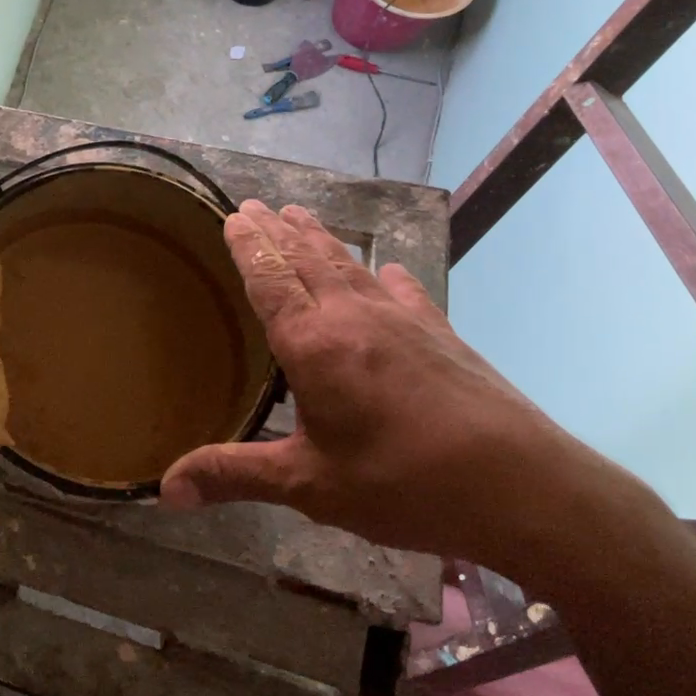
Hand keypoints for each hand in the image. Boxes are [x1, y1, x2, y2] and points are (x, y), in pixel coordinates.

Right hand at [160, 200, 639, 571]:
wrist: (530, 491)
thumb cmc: (404, 484)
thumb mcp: (308, 486)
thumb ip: (234, 476)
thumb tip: (165, 490)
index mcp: (313, 345)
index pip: (270, 279)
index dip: (250, 246)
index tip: (234, 214)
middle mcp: (354, 319)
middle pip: (308, 260)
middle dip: (279, 230)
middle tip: (257, 203)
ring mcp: (404, 323)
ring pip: (351, 267)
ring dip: (322, 239)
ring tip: (302, 216)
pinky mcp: (444, 337)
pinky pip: (405, 292)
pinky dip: (387, 276)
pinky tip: (389, 270)